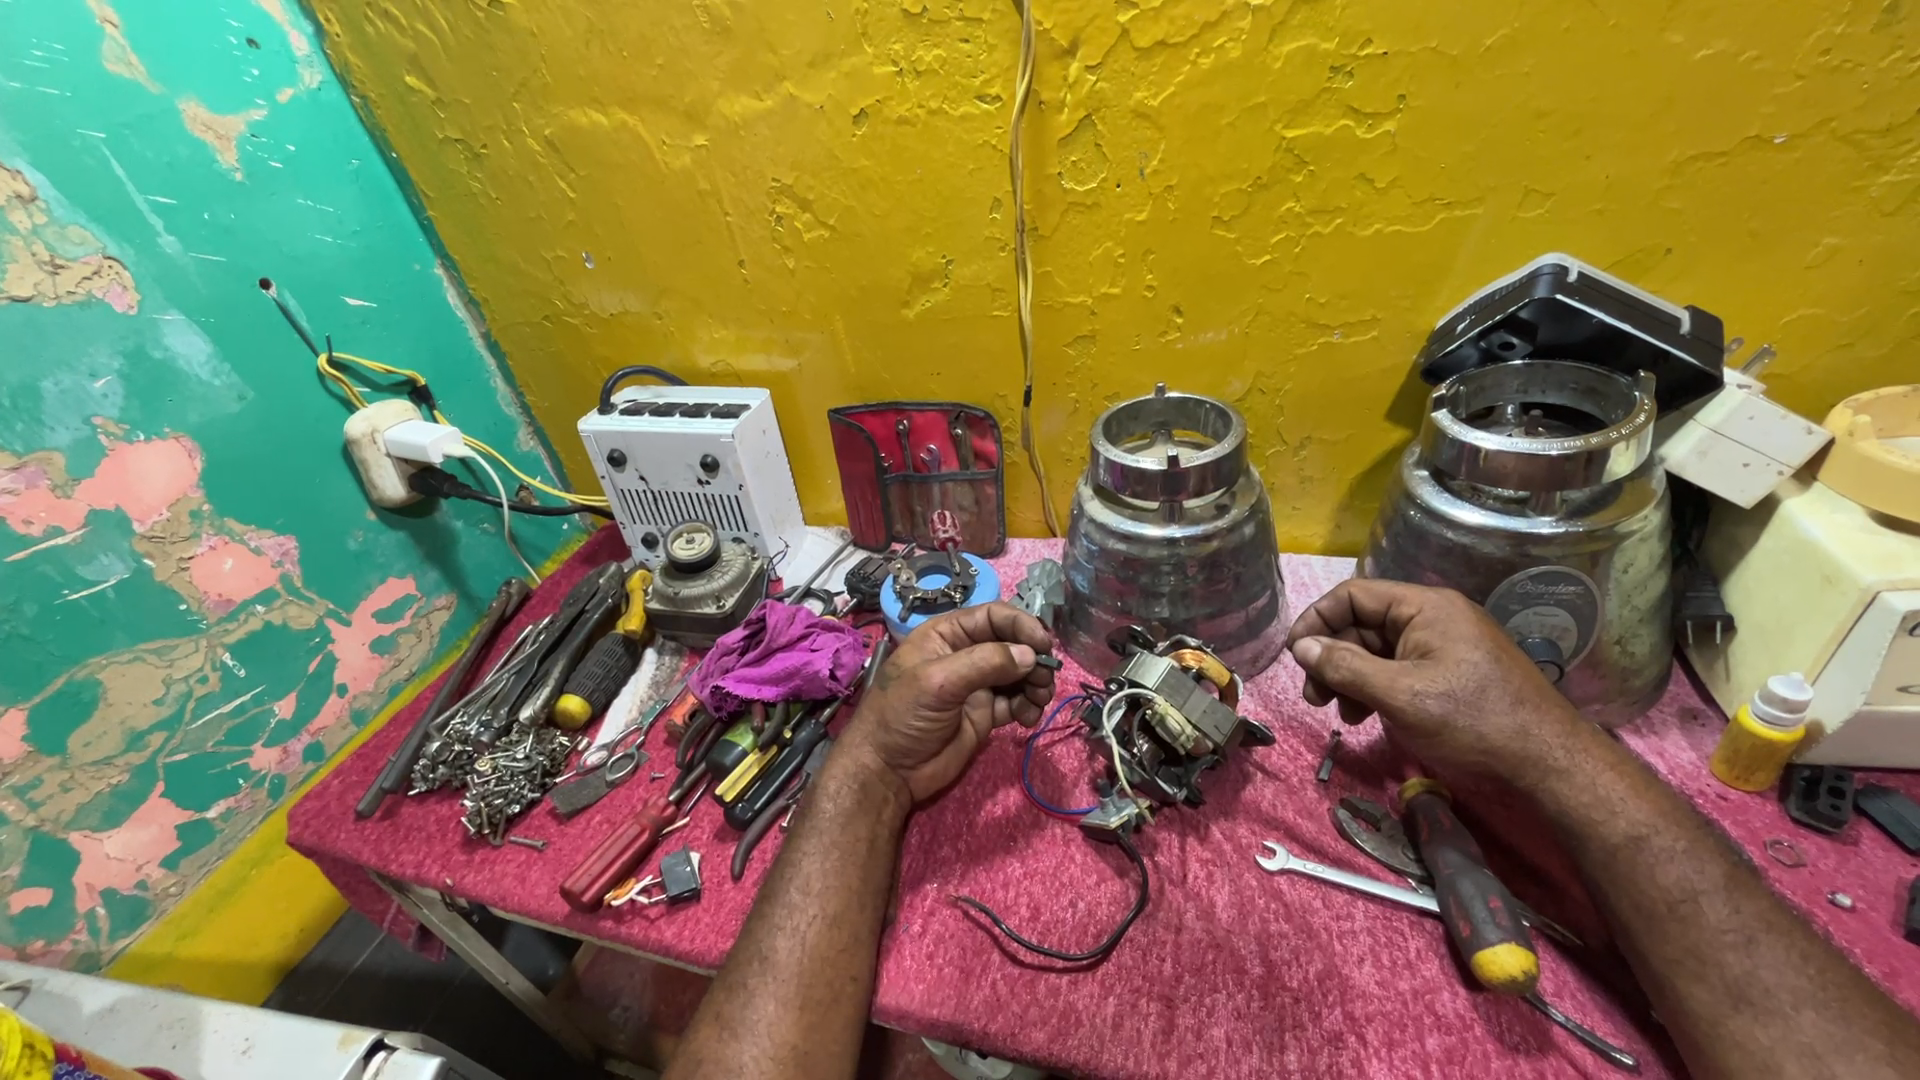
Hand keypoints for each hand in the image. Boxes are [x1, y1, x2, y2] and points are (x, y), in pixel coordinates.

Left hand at [840, 603, 1054, 803]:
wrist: (887, 771)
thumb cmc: (901, 716)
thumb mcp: (937, 682)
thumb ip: (984, 663)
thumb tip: (1030, 654)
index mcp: (946, 635)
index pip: (992, 616)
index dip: (1020, 625)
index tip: (1043, 644)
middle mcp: (964, 654)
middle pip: (1011, 644)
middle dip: (1033, 657)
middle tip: (1044, 679)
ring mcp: (976, 685)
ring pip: (1018, 673)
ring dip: (1035, 682)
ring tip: (1039, 700)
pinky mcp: (984, 713)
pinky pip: (1016, 701)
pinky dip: (1029, 706)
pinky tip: (1028, 718)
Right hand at [1285, 578, 1586, 780]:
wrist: (1551, 768)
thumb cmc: (1472, 722)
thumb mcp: (1399, 694)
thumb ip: (1345, 667)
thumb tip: (1301, 647)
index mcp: (1426, 608)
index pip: (1353, 595)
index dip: (1317, 621)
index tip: (1296, 656)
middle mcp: (1435, 619)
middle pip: (1363, 624)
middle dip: (1332, 658)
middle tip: (1314, 697)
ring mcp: (1445, 647)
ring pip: (1378, 651)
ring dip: (1350, 678)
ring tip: (1340, 714)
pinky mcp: (1452, 675)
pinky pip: (1399, 670)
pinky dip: (1375, 690)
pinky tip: (1367, 717)